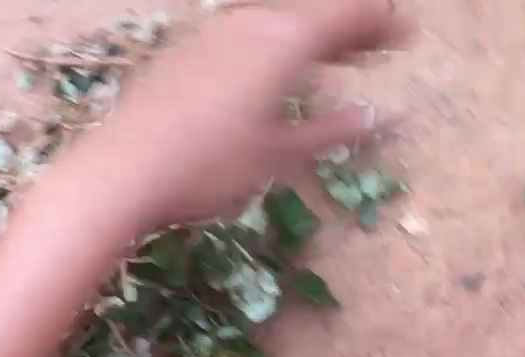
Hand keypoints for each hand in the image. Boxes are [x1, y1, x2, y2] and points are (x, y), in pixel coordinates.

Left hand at [48, 0, 410, 238]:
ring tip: (320, 63)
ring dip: (302, 40)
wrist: (119, 173)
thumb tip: (370, 117)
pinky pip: (235, 41)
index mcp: (284, 40)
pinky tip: (258, 80)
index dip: (381, 24)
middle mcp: (248, 23)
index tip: (405, 37)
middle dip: (344, 30)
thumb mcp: (273, 158)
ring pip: (269, 25)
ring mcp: (208, 36)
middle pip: (308, 16)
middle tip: (370, 48)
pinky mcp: (178, 56)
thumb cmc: (204, 170)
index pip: (349, 16)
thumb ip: (325, 134)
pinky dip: (262, 51)